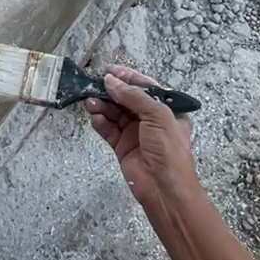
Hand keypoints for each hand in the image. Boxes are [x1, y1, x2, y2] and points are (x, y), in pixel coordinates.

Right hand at [86, 65, 198, 211]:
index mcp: (166, 110)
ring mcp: (136, 133)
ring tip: (91, 102)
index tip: (111, 71)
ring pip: (115, 114)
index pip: (146, 88)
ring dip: (103, 106)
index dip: (128, 78)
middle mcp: (151, 120)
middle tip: (94, 85)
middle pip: (127, 100)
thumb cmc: (169, 149)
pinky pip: (109, 130)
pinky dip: (101, 123)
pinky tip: (95, 118)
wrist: (165, 188)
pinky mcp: (122, 147)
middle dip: (112, 92)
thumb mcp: (157, 115)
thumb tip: (110, 81)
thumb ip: (133, 96)